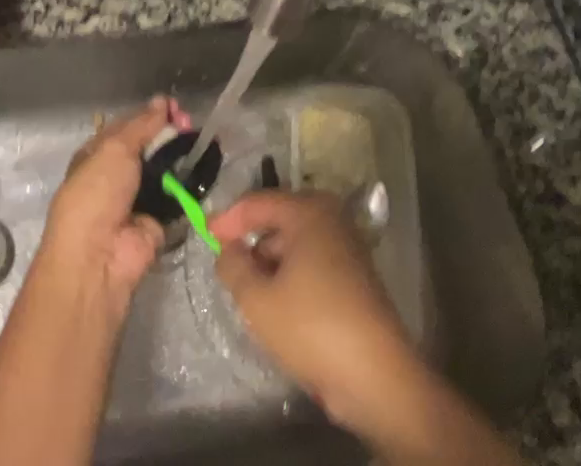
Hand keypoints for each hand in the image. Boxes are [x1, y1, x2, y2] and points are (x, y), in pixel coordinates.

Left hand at [36, 95, 191, 318]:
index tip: (174, 106)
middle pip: (148, 147)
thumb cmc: (97, 194)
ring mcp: (138, 199)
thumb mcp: (114, 150)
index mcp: (96, 155)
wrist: (99, 256)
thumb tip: (161, 102)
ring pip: (165, 170)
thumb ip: (141, 126)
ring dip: (183, 156)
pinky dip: (191, 185)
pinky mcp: (159, 221)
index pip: (126, 127)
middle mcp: (116, 175)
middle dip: (169, 133)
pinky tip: (208, 166)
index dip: (149, 115)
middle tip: (191, 124)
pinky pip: (178, 197)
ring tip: (203, 141)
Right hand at [210, 190, 423, 431]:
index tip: (205, 235)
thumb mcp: (256, 298)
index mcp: (310, 213)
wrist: (375, 378)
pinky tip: (277, 304)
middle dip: (251, 239)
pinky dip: (290, 276)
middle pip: (279, 220)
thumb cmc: (310, 327)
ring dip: (270, 261)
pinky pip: (312, 265)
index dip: (228, 218)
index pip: (258, 202)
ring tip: (249, 290)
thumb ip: (232, 266)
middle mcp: (333, 222)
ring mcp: (348, 251)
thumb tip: (228, 250)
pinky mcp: (355, 280)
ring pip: (295, 245)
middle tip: (227, 262)